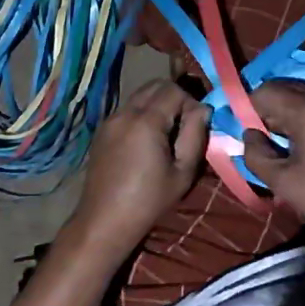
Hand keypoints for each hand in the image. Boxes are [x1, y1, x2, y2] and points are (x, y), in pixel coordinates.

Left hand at [69, 79, 210, 257]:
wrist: (104, 220)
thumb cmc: (149, 201)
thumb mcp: (183, 172)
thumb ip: (195, 134)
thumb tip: (203, 109)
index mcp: (146, 120)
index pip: (174, 89)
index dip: (189, 103)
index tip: (194, 127)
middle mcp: (124, 112)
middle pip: (154, 85)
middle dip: (173, 97)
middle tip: (182, 126)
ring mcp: (109, 119)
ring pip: (139, 95)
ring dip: (156, 105)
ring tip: (164, 136)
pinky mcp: (101, 130)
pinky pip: (126, 109)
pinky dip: (140, 114)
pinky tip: (145, 143)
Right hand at [243, 81, 304, 240]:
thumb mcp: (283, 182)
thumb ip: (255, 155)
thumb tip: (248, 136)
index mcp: (304, 107)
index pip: (263, 91)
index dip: (245, 109)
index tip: (242, 132)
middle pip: (283, 89)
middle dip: (265, 109)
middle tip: (259, 139)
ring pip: (301, 97)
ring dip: (285, 114)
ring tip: (279, 145)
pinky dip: (303, 119)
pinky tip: (302, 147)